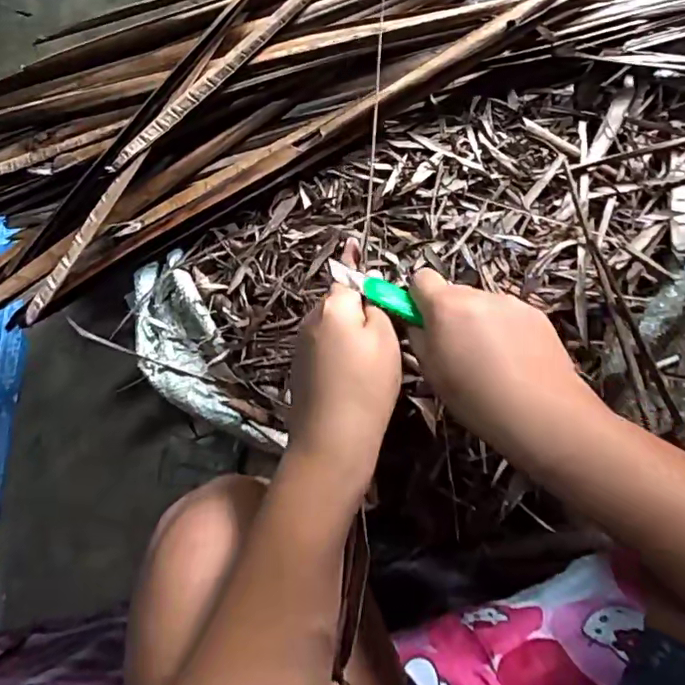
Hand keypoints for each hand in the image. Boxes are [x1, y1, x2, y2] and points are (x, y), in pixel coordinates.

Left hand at [287, 242, 400, 484]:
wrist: (332, 441)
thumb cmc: (366, 385)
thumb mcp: (385, 340)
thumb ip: (376, 310)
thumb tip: (365, 300)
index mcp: (332, 307)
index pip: (345, 276)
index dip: (354, 263)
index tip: (352, 244)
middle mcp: (311, 320)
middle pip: (338, 303)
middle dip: (356, 307)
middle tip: (385, 329)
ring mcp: (301, 346)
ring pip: (330, 327)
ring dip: (347, 331)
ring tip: (372, 359)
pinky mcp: (299, 369)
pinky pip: (323, 347)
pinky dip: (338, 352)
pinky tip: (353, 376)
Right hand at [407, 269, 596, 453]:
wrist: (543, 412)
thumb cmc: (476, 397)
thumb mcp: (431, 372)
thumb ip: (419, 337)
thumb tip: (417, 323)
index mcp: (445, 305)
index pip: (421, 277)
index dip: (420, 298)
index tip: (424, 322)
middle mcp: (477, 294)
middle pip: (455, 293)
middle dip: (452, 314)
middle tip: (459, 350)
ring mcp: (510, 302)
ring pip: (483, 305)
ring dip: (481, 323)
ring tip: (493, 361)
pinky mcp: (536, 314)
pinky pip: (510, 316)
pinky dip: (507, 331)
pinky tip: (516, 362)